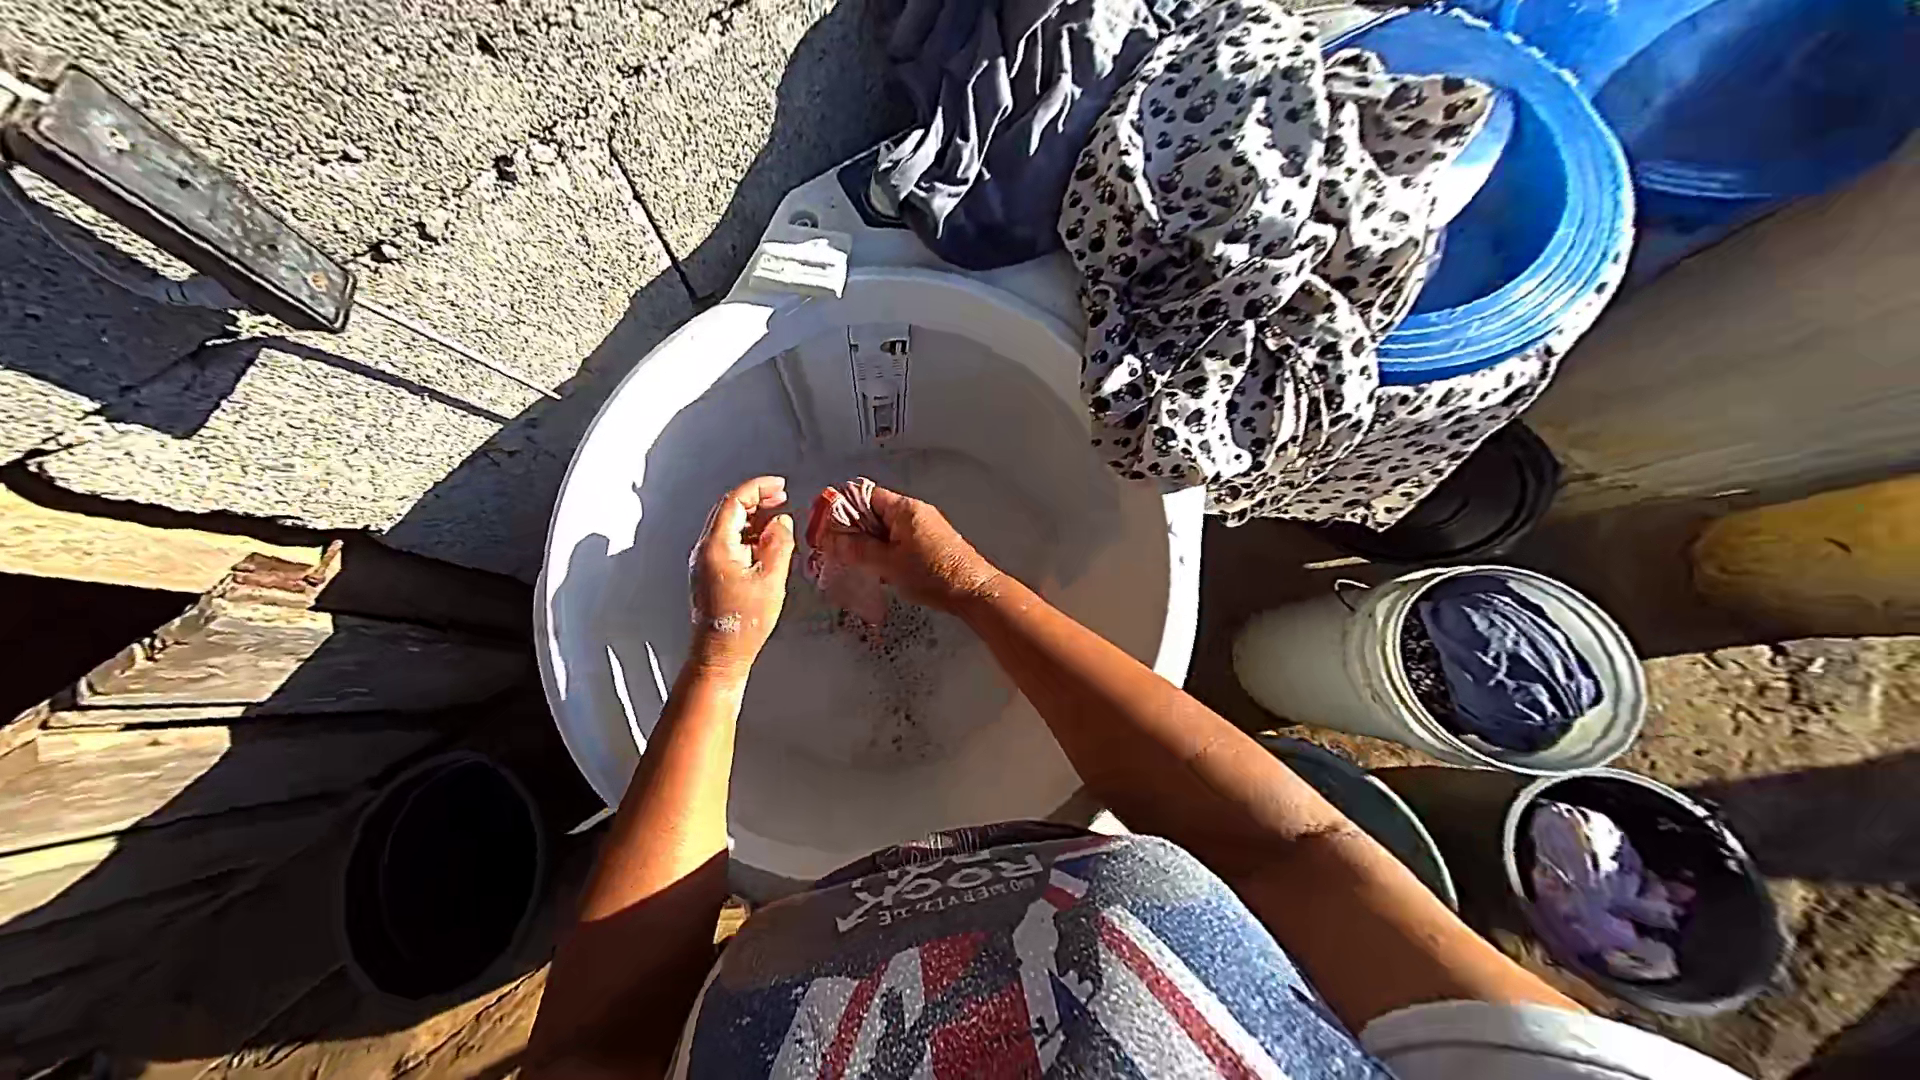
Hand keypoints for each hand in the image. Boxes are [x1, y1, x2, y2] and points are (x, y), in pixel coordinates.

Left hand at [688, 476, 794, 676]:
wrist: (721, 653)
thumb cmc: (742, 624)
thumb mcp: (771, 579)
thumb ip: (779, 544)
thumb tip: (782, 522)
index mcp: (716, 547)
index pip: (734, 502)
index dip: (758, 488)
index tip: (778, 485)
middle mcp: (706, 550)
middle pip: (729, 510)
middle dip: (757, 499)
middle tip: (781, 496)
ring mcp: (706, 562)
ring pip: (730, 526)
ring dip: (754, 517)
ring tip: (778, 519)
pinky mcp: (711, 573)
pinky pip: (730, 542)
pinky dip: (749, 535)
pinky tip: (767, 543)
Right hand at [816, 484, 1000, 613]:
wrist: (974, 592)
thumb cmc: (936, 575)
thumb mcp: (888, 563)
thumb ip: (858, 550)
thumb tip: (832, 540)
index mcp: (904, 509)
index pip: (864, 494)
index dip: (840, 507)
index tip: (824, 523)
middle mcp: (913, 513)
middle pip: (871, 511)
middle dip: (850, 528)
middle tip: (833, 547)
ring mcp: (921, 528)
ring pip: (883, 528)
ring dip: (866, 542)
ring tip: (851, 560)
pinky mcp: (927, 544)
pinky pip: (895, 540)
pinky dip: (882, 550)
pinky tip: (875, 568)